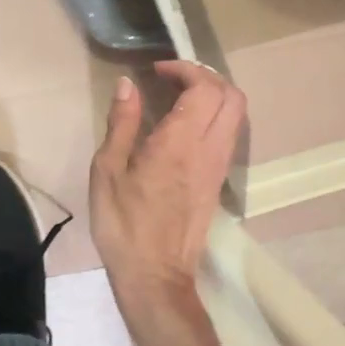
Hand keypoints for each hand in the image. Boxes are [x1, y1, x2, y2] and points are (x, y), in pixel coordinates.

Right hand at [89, 62, 246, 345]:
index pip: (206, 89)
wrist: (154, 276)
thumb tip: (128, 84)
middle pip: (232, 98)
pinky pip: (228, 134)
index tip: (155, 70)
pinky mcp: (217, 182)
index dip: (185, 69)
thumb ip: (122, 122)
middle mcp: (209, 151)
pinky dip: (212, 115)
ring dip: (212, 95)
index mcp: (180, 143)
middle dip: (205, 76)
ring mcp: (218, 168)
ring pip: (236, 116)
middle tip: (170, 76)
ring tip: (176, 94)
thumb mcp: (108, 168)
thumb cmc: (124, 221)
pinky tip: (181, 122)